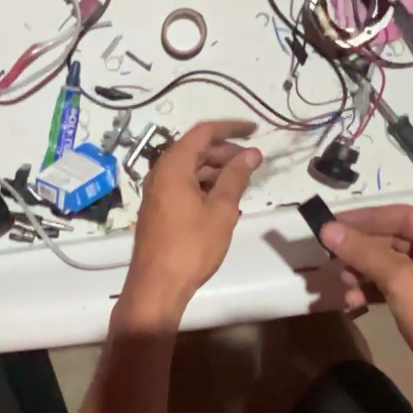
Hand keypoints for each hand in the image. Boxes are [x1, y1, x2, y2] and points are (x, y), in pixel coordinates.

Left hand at [124, 120, 262, 314]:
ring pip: (191, 170)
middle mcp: (161, 173)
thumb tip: (251, 153)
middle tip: (253, 162)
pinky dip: (205, 187)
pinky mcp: (159, 209)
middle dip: (226, 152)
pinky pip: (184, 187)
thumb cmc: (191, 246)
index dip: (231, 128)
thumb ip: (236, 177)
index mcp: (174, 166)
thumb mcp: (221, 210)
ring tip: (243, 183)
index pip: (203, 132)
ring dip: (217, 171)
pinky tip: (225, 202)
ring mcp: (157, 192)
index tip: (255, 130)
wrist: (157, 285)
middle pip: (196, 150)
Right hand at [322, 205, 412, 412]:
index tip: (328, 225)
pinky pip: (392, 286)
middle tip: (331, 259)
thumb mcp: (403, 282)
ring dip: (363, 272)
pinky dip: (372, 290)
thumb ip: (364, 252)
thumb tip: (327, 229)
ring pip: (389, 264)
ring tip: (343, 285)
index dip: (363, 219)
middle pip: (393, 239)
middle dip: (361, 251)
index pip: (400, 216)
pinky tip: (354, 301)